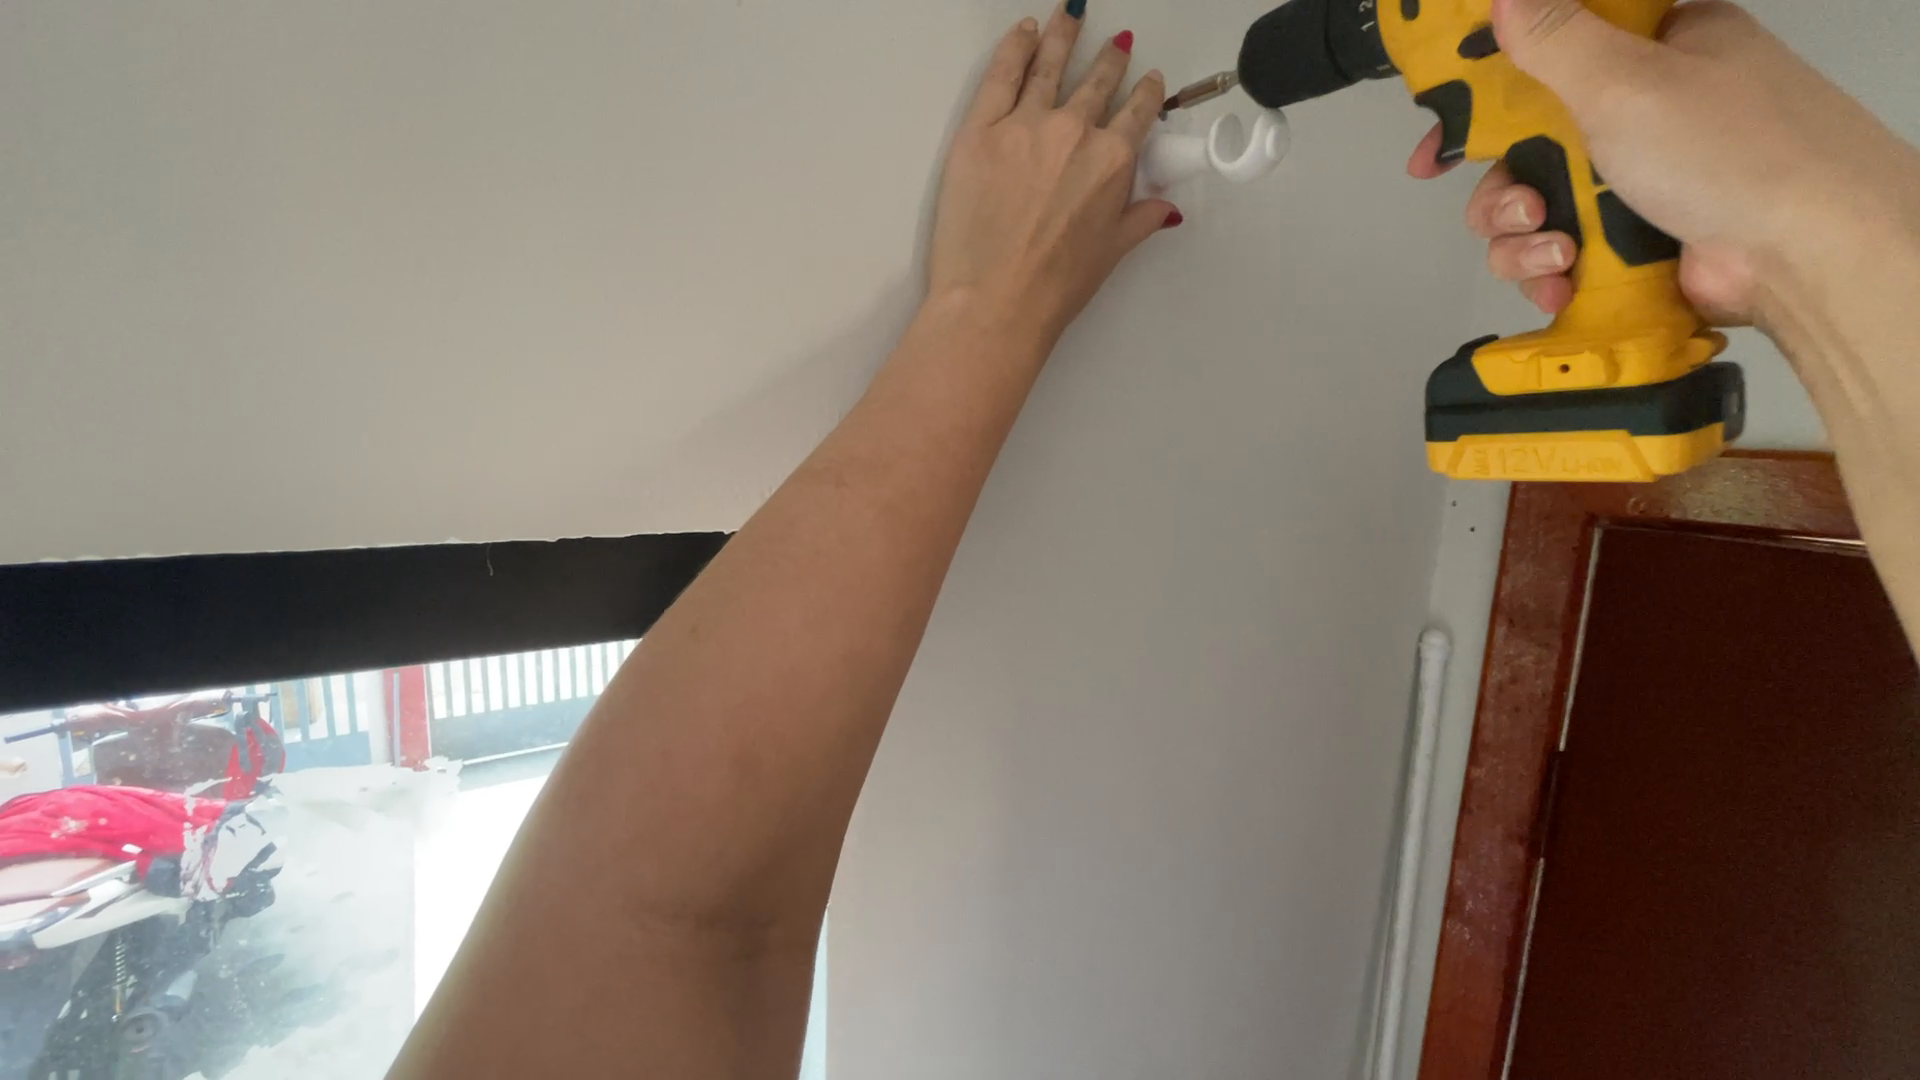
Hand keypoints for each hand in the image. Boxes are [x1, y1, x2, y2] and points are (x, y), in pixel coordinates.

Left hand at [927, 5, 1177, 345]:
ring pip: (1050, 66)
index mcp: (1113, 161)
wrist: (994, 303)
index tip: (1148, 83)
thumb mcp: (1110, 254)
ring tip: (1071, 15)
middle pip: (1096, 83)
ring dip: (1064, 37)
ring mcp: (1025, 126)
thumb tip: (1166, 207)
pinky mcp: (979, 132)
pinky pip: (1002, 74)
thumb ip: (1140, 219)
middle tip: (1115, 46)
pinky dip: (1016, 47)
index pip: (1138, 112)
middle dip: (1110, 62)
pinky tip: (1026, 32)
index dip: (1146, 94)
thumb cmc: (1053, 289)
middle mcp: (1074, 132)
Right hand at [1409, 0, 1919, 329]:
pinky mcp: (1620, 243)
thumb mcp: (1630, 83)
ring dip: (1523, 243)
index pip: (1541, 70)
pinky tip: (1563, 280)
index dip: (1479, 110)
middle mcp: (1632, 119)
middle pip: (1519, 157)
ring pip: (1525, 216)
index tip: (1436, 152)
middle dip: (1502, 196)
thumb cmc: (1723, 149)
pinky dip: (1546, 273)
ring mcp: (1626, 185)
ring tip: (1558, 253)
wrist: (1798, 250)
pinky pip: (1548, 256)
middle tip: (1518, 211)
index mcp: (1646, 58)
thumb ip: (1557, 44)